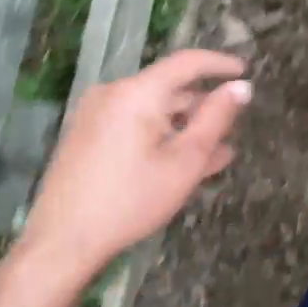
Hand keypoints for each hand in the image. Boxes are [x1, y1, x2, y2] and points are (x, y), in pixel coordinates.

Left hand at [20, 49, 249, 279]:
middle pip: (170, 89)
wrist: (61, 244)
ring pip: (153, 110)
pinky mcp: (85, 136)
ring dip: (185, 126)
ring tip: (213, 154)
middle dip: (203, 107)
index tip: (246, 72)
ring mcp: (95, 116)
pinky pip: (134, 124)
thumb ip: (217, 118)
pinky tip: (180, 162)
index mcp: (137, 93)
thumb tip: (241, 87)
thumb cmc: (131, 200)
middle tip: (232, 128)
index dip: (221, 64)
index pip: (187, 62)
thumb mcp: (186, 161)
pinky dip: (161, 136)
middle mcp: (113, 95)